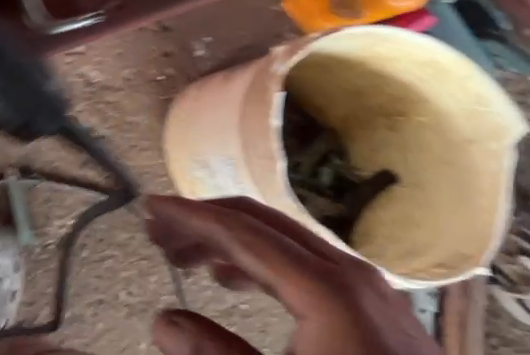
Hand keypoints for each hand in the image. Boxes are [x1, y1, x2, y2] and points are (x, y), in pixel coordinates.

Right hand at [144, 195, 441, 354]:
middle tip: (158, 233)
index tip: (149, 207)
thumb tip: (162, 321)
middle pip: (261, 223)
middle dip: (204, 222)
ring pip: (284, 241)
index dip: (189, 216)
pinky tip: (238, 280)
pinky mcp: (380, 312)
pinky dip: (261, 261)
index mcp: (327, 289)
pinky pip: (306, 264)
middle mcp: (349, 274)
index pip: (241, 230)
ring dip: (230, 241)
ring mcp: (370, 290)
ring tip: (187, 258)